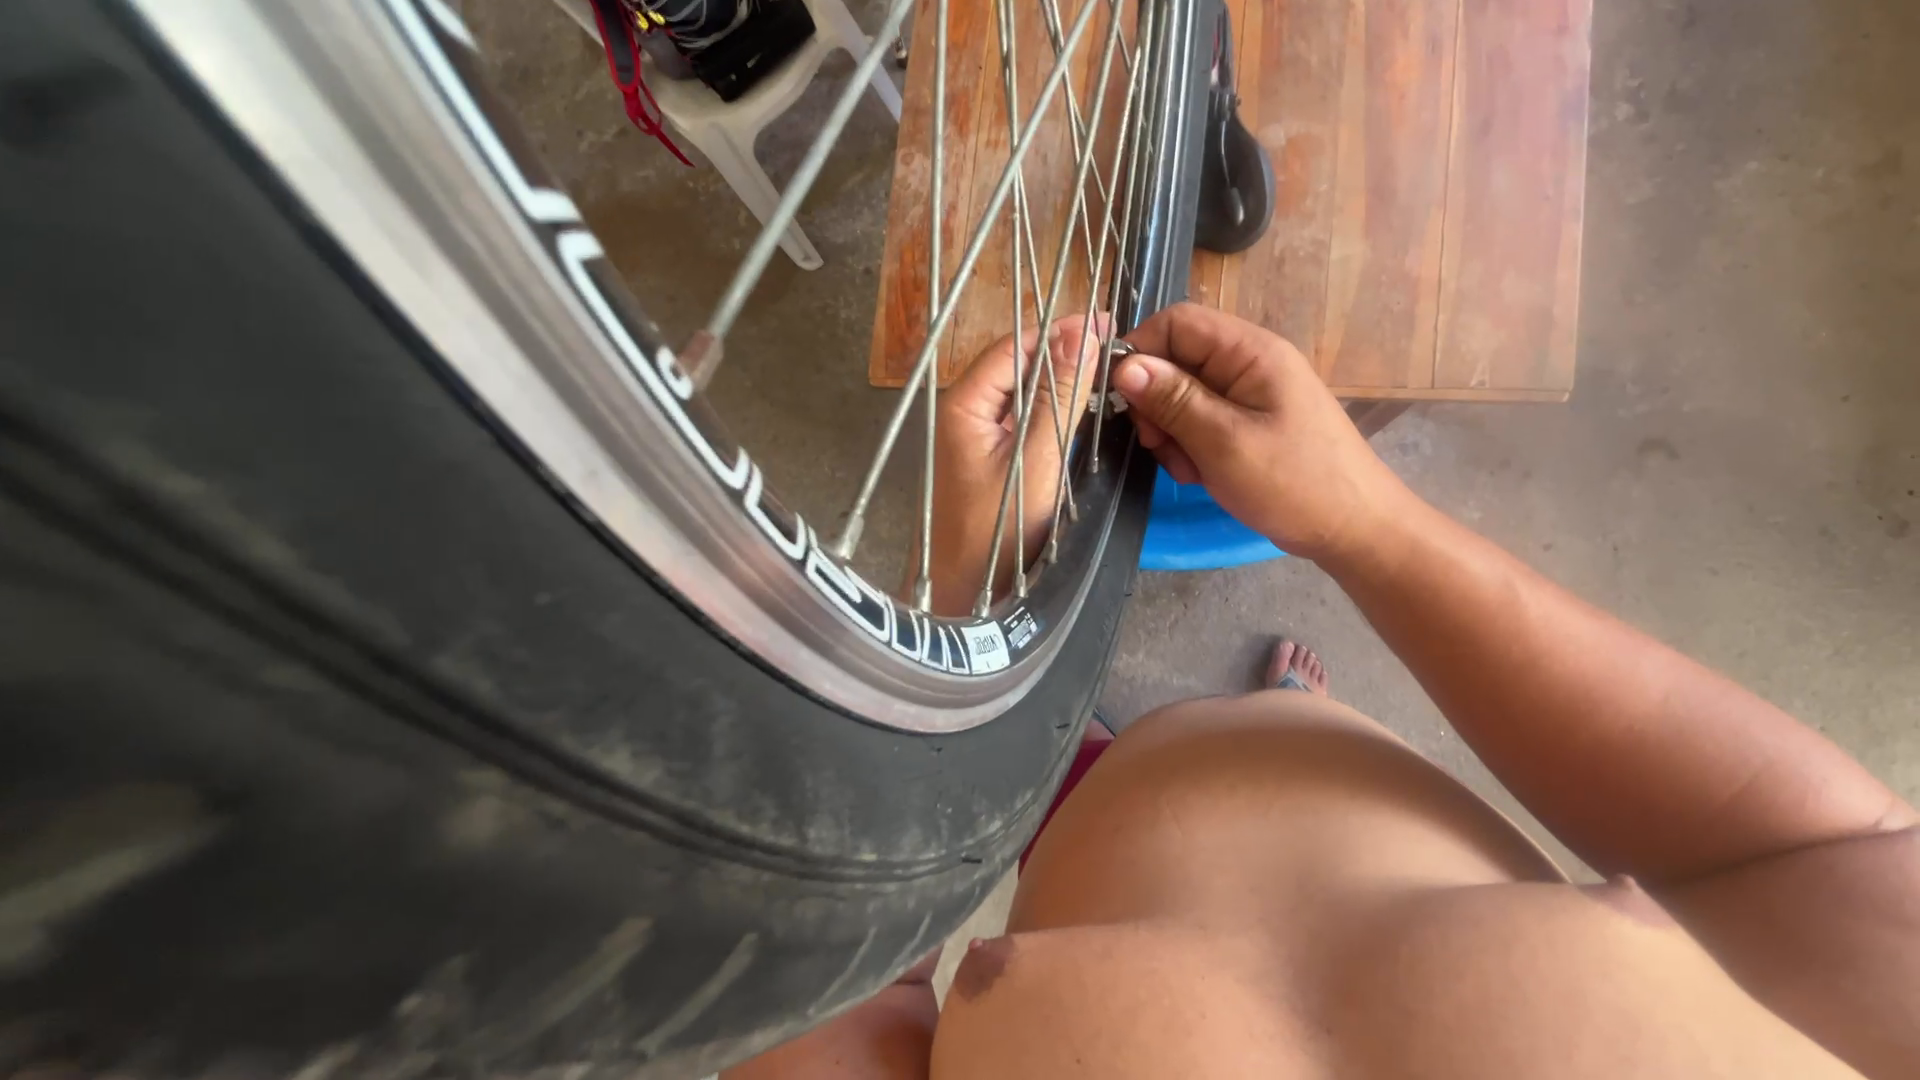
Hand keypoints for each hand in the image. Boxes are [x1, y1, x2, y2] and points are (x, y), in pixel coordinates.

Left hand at [918, 315, 1107, 615]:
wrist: (963, 594)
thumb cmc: (996, 530)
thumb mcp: (1036, 461)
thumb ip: (1059, 397)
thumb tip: (1082, 332)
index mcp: (964, 403)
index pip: (1014, 346)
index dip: (1060, 331)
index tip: (1107, 323)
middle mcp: (963, 412)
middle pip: (1016, 366)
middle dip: (1062, 353)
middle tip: (1115, 348)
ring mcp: (974, 437)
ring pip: (1021, 394)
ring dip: (1059, 383)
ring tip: (1106, 373)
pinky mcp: (987, 460)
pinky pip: (1021, 421)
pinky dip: (1050, 412)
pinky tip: (1080, 412)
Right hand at [1115, 303, 1415, 562]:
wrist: (1352, 528)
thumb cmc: (1293, 482)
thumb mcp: (1223, 441)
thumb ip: (1173, 400)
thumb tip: (1124, 366)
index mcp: (1249, 351)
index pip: (1176, 323)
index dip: (1140, 352)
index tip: (1121, 399)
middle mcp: (1248, 362)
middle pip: (1175, 360)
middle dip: (1155, 403)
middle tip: (1158, 446)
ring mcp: (1249, 393)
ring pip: (1182, 395)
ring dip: (1170, 431)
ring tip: (1186, 469)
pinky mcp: (1248, 422)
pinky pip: (1201, 420)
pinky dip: (1189, 445)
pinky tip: (1199, 473)